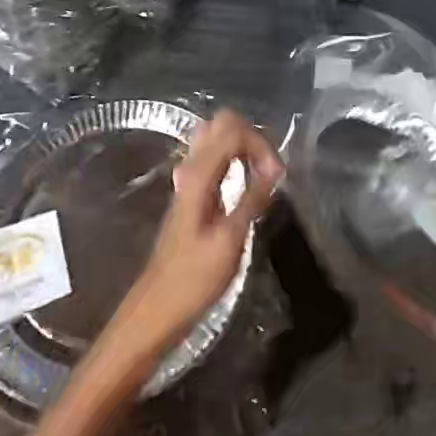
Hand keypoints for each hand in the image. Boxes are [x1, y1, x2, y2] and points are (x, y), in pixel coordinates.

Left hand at [110, 110, 282, 356]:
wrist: (157, 310)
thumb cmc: (194, 280)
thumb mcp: (230, 240)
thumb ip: (253, 198)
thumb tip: (276, 167)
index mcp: (198, 175)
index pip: (233, 130)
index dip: (262, 145)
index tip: (279, 176)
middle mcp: (190, 169)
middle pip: (223, 124)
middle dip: (254, 138)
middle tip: (273, 170)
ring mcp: (188, 180)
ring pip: (218, 139)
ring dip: (245, 147)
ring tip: (265, 175)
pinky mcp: (192, 194)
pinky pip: (215, 159)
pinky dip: (235, 160)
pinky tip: (247, 184)